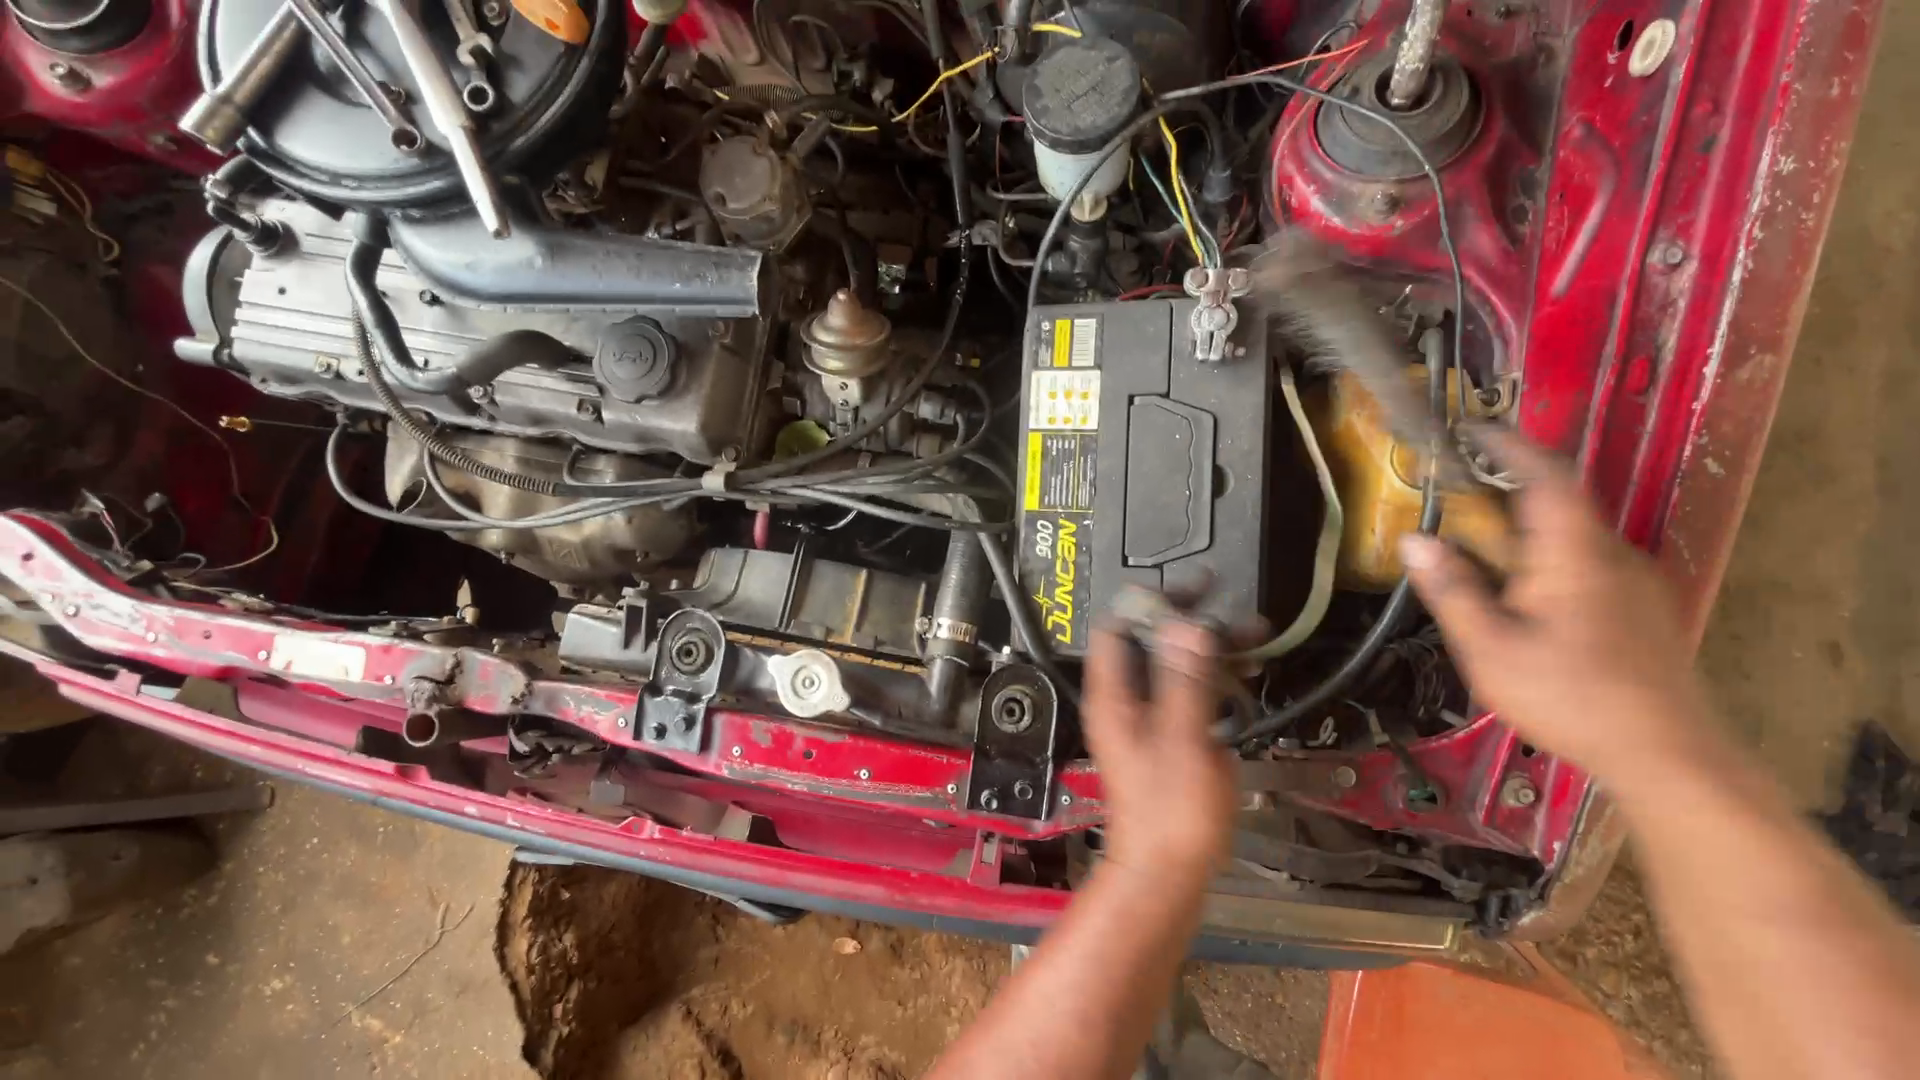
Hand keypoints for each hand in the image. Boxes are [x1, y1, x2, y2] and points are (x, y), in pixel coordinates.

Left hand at [1082, 613, 1234, 880]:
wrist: (1167, 872)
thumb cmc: (1172, 812)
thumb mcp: (1183, 739)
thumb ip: (1185, 679)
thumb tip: (1187, 624)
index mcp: (1114, 696)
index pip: (1119, 629)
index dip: (1152, 603)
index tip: (1197, 592)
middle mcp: (1124, 701)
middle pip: (1151, 645)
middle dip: (1194, 625)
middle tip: (1240, 616)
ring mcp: (1146, 720)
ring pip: (1174, 667)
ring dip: (1211, 651)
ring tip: (1257, 640)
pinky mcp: (1168, 738)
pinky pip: (1187, 693)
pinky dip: (1214, 680)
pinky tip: (1246, 677)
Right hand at [1399, 430, 1722, 782]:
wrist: (1667, 754)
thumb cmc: (1569, 695)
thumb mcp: (1489, 646)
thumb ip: (1452, 589)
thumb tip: (1414, 540)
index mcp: (1575, 554)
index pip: (1548, 477)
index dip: (1512, 447)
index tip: (1475, 431)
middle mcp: (1613, 555)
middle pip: (1559, 507)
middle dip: (1509, 497)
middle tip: (1462, 505)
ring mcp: (1636, 583)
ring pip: (1574, 540)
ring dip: (1528, 535)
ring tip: (1486, 561)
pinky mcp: (1645, 610)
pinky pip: (1590, 567)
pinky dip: (1551, 563)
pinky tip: (1529, 603)